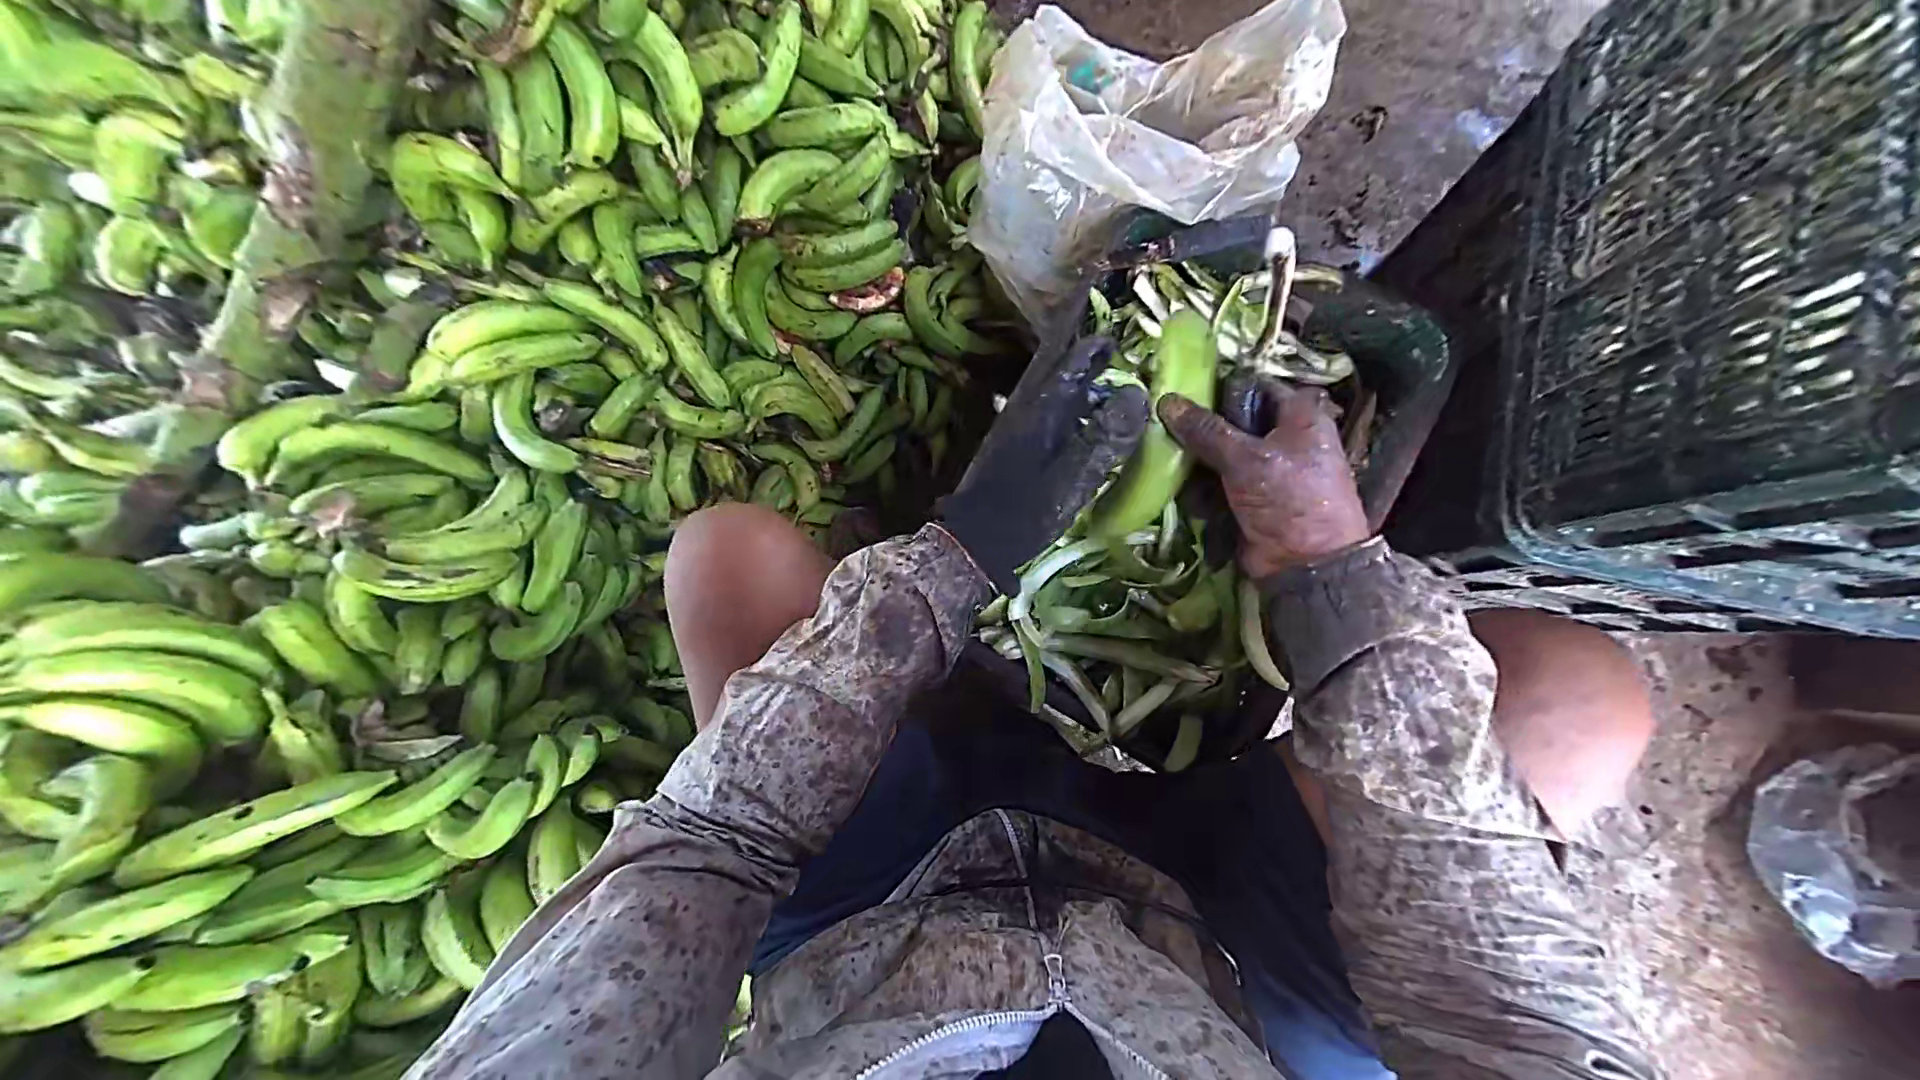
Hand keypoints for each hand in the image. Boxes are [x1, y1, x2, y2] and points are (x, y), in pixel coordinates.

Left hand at [939, 337, 1148, 592]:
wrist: (976, 538)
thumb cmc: (1024, 511)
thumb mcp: (1071, 479)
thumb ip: (1102, 438)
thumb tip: (1137, 395)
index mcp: (1040, 412)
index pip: (1067, 365)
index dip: (1090, 348)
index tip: (1112, 335)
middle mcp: (1023, 410)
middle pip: (1050, 368)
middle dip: (1073, 349)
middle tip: (1099, 340)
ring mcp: (1013, 427)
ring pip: (1043, 387)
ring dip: (1067, 374)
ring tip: (1093, 371)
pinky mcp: (1009, 444)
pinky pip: (1041, 408)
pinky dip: (1061, 400)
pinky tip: (1073, 414)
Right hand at [1159, 378, 1368, 579]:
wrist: (1305, 564)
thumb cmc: (1289, 499)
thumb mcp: (1246, 459)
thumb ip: (1206, 431)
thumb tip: (1168, 401)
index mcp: (1299, 418)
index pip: (1256, 387)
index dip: (1223, 390)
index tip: (1186, 396)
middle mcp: (1284, 440)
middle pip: (1232, 424)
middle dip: (1202, 434)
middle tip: (1173, 435)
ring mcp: (1266, 471)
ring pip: (1220, 456)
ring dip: (1199, 467)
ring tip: (1181, 473)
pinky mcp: (1249, 499)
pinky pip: (1218, 484)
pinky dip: (1204, 491)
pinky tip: (1195, 500)